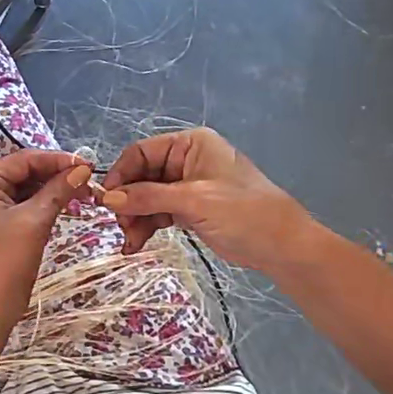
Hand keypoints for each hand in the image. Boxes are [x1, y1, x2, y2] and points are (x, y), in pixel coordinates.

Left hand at [0, 150, 90, 393]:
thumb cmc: (3, 265)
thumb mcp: (34, 223)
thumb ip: (57, 192)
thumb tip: (81, 169)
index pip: (23, 159)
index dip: (57, 160)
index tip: (90, 164)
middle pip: (22, 172)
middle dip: (55, 175)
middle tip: (91, 182)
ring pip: (23, 190)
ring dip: (51, 190)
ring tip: (84, 194)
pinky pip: (19, 207)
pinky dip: (41, 205)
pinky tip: (64, 207)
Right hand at [98, 127, 325, 271]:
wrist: (285, 249)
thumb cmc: (245, 213)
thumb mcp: (194, 201)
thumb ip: (148, 197)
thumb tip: (108, 198)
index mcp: (190, 145)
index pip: (141, 152)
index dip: (122, 174)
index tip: (107, 199)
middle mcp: (185, 160)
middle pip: (141, 176)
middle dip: (128, 201)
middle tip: (120, 225)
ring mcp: (187, 185)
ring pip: (146, 197)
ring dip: (134, 217)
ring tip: (130, 240)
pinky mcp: (189, 208)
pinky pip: (157, 212)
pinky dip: (146, 225)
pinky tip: (136, 242)